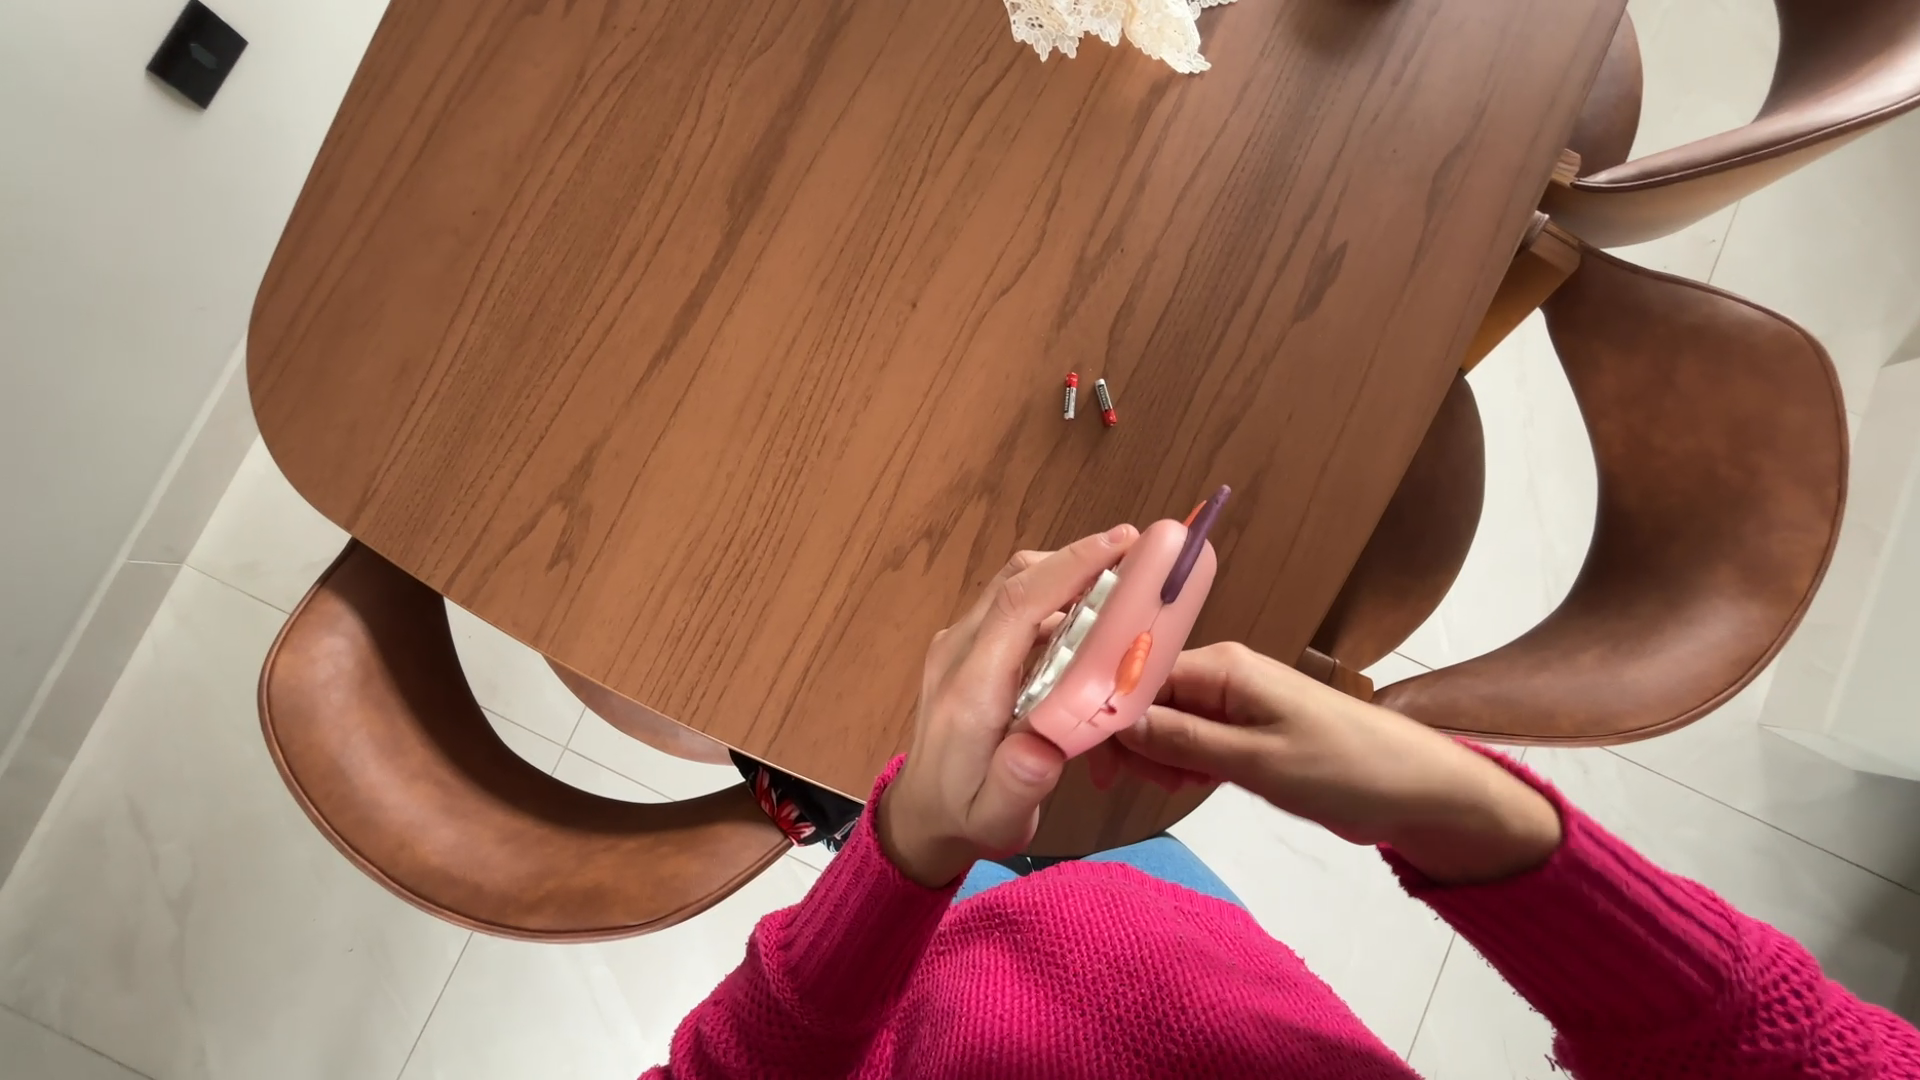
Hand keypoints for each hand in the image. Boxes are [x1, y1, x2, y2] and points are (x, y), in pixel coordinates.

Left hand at [878, 525, 1138, 886]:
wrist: (921, 810)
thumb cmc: (965, 814)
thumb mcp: (996, 819)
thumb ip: (1017, 784)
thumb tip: (1042, 751)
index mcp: (968, 689)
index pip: (1016, 605)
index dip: (1069, 567)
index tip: (1120, 543)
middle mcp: (958, 651)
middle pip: (1017, 580)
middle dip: (1077, 558)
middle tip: (1139, 555)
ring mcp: (959, 643)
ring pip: (1015, 585)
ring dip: (1068, 573)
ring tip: (1124, 580)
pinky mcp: (967, 646)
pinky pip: (1014, 603)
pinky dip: (1055, 595)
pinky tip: (1092, 613)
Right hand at [1110, 643, 1561, 883]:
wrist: (1420, 793)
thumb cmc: (1342, 767)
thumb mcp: (1255, 759)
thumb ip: (1180, 740)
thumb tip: (1115, 722)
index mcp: (1221, 667)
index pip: (1140, 675)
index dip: (1106, 709)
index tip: (1086, 753)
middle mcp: (1220, 676)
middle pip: (1147, 699)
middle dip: (1131, 738)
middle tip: (1135, 782)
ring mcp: (1231, 704)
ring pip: (1166, 723)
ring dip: (1157, 755)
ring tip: (1172, 786)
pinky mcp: (1243, 731)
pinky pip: (1192, 740)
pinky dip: (1181, 762)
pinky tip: (1187, 783)